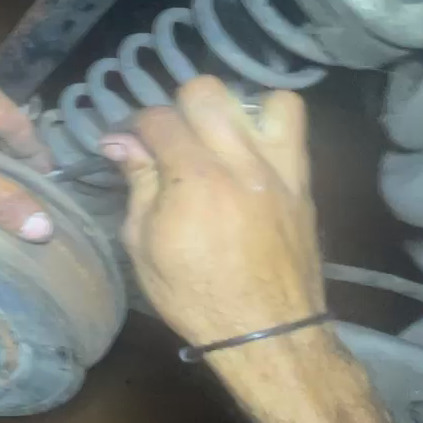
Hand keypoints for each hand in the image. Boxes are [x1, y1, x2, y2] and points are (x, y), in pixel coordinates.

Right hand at [101, 76, 323, 345]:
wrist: (266, 330)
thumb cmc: (190, 292)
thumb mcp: (142, 242)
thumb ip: (137, 182)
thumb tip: (119, 142)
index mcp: (193, 179)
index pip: (158, 118)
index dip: (132, 125)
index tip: (123, 144)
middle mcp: (240, 163)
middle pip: (207, 93)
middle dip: (177, 107)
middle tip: (168, 139)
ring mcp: (279, 169)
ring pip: (261, 99)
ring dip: (231, 110)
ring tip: (215, 139)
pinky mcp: (303, 182)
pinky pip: (295, 128)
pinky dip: (266, 125)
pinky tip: (246, 152)